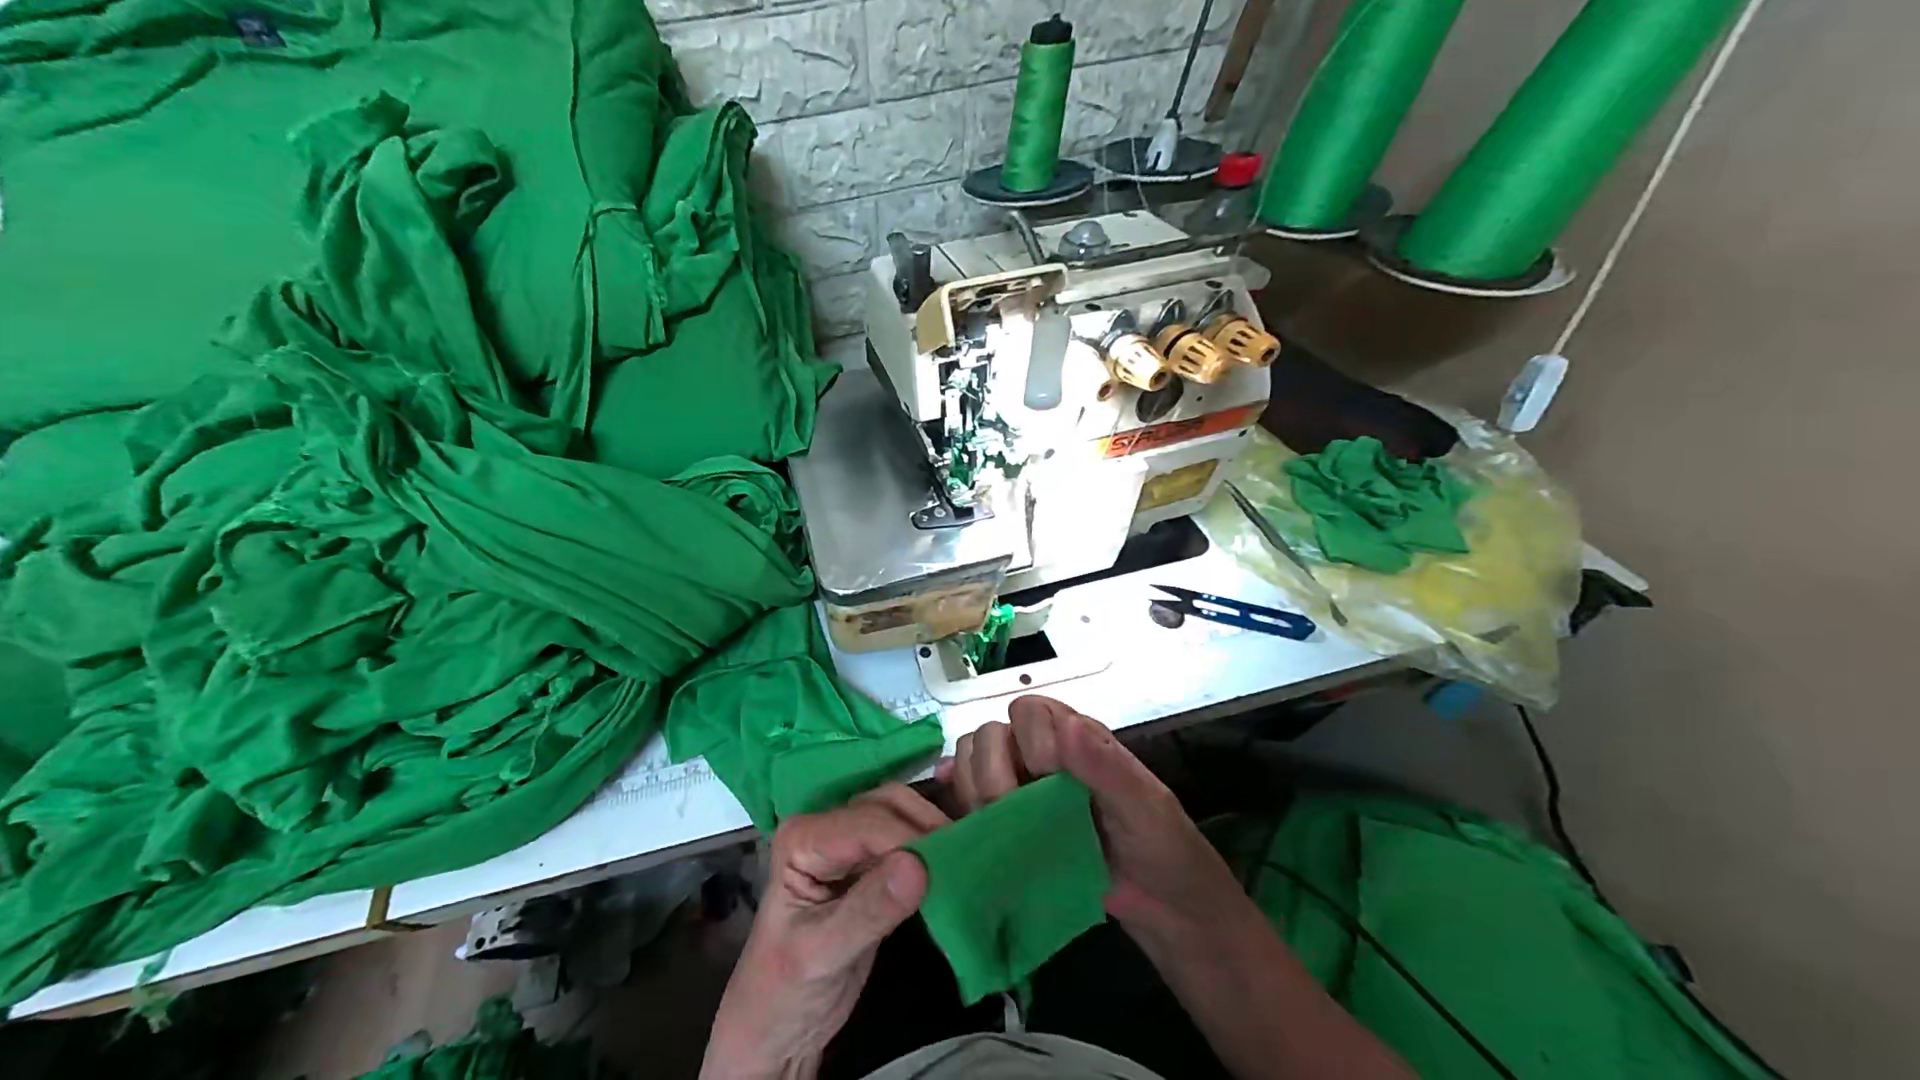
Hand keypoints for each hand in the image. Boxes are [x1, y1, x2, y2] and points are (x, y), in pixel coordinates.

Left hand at [701, 785, 948, 1079]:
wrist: (778, 1025)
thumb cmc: (786, 990)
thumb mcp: (823, 956)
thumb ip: (869, 910)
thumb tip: (919, 865)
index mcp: (801, 838)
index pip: (866, 825)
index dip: (909, 839)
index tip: (948, 865)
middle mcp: (823, 827)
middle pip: (885, 804)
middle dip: (925, 824)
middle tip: (965, 854)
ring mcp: (846, 840)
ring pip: (899, 811)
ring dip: (931, 827)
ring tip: (962, 855)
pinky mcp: (867, 860)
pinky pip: (904, 834)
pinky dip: (929, 841)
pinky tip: (951, 858)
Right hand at [941, 695, 1248, 938]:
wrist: (1167, 908)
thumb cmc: (1164, 848)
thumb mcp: (1144, 807)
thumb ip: (1106, 766)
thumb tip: (1067, 725)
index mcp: (1078, 739)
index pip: (1028, 712)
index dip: (1027, 739)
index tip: (1044, 777)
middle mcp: (1044, 756)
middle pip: (990, 736)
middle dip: (990, 770)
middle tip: (1010, 810)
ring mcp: (1024, 790)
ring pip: (972, 763)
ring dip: (973, 790)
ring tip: (994, 824)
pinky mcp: (1010, 824)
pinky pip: (969, 799)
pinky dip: (957, 803)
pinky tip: (959, 821)